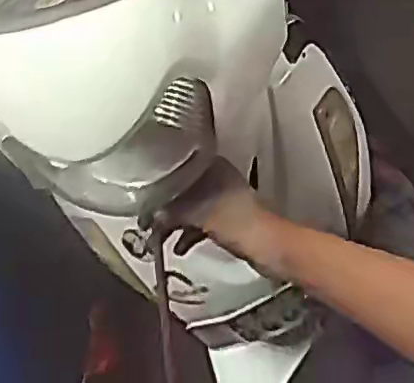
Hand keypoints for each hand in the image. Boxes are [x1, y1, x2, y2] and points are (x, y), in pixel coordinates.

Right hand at [156, 159, 275, 261]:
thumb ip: (174, 213)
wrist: (270, 249)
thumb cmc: (238, 222)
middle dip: (166, 204)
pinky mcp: (224, 219)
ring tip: (157, 236)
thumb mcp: (202, 214)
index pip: (180, 164)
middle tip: (147, 218)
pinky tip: (178, 247)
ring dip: (175, 220)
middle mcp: (216, 177)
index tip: (143, 190)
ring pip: (190, 205)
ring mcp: (221, 198)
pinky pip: (198, 221)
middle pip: (183, 187)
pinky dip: (188, 232)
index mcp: (214, 166)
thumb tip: (150, 217)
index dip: (161, 177)